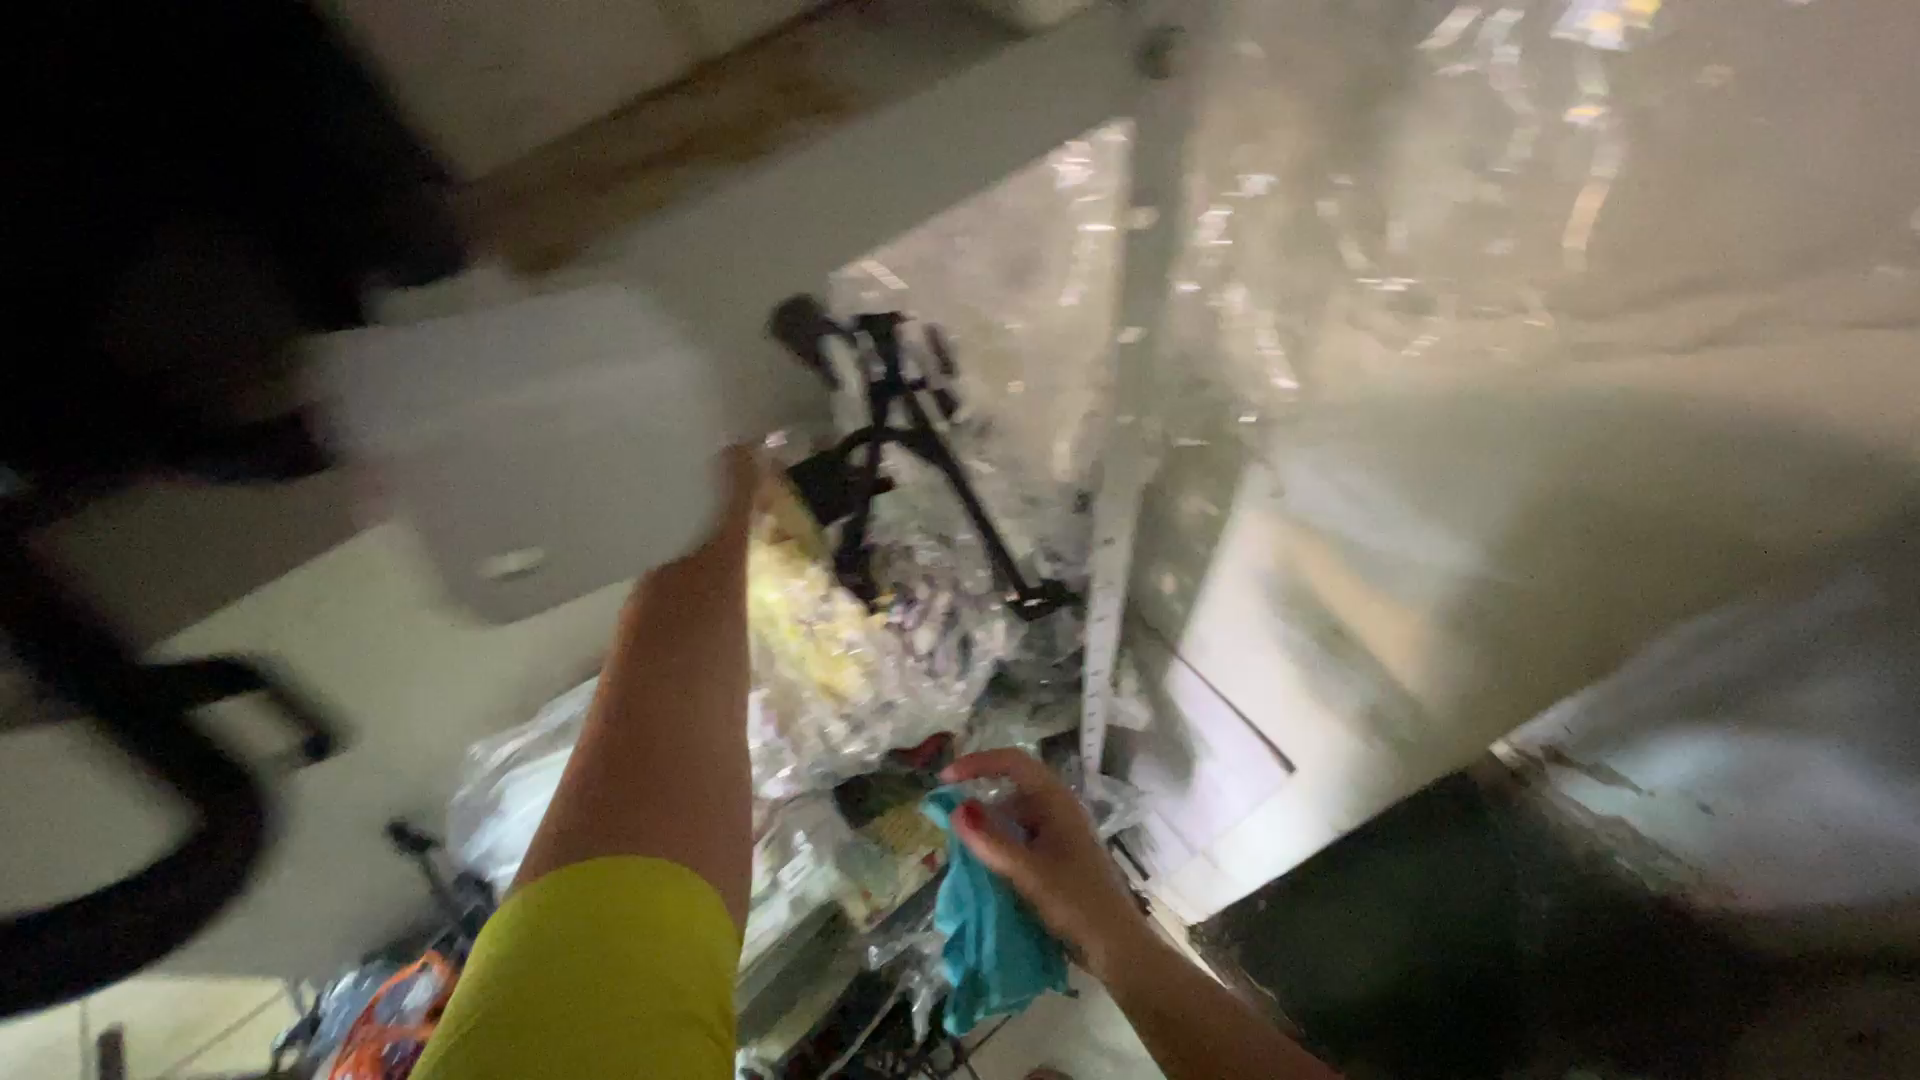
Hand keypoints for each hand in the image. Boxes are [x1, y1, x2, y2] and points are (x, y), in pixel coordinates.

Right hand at [941, 749, 1153, 977]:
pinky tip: (986, 864)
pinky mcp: (1059, 855)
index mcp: (1056, 800)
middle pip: (1012, 788)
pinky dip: (1001, 843)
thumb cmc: (1076, 901)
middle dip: (979, 800)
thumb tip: (955, 810)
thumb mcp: (1028, 872)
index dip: (977, 763)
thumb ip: (991, 841)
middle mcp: (1059, 808)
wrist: (1116, 946)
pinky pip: (1022, 836)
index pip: (1012, 762)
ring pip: (1016, 815)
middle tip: (950, 821)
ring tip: (963, 848)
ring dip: (989, 826)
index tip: (945, 779)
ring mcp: (1060, 831)